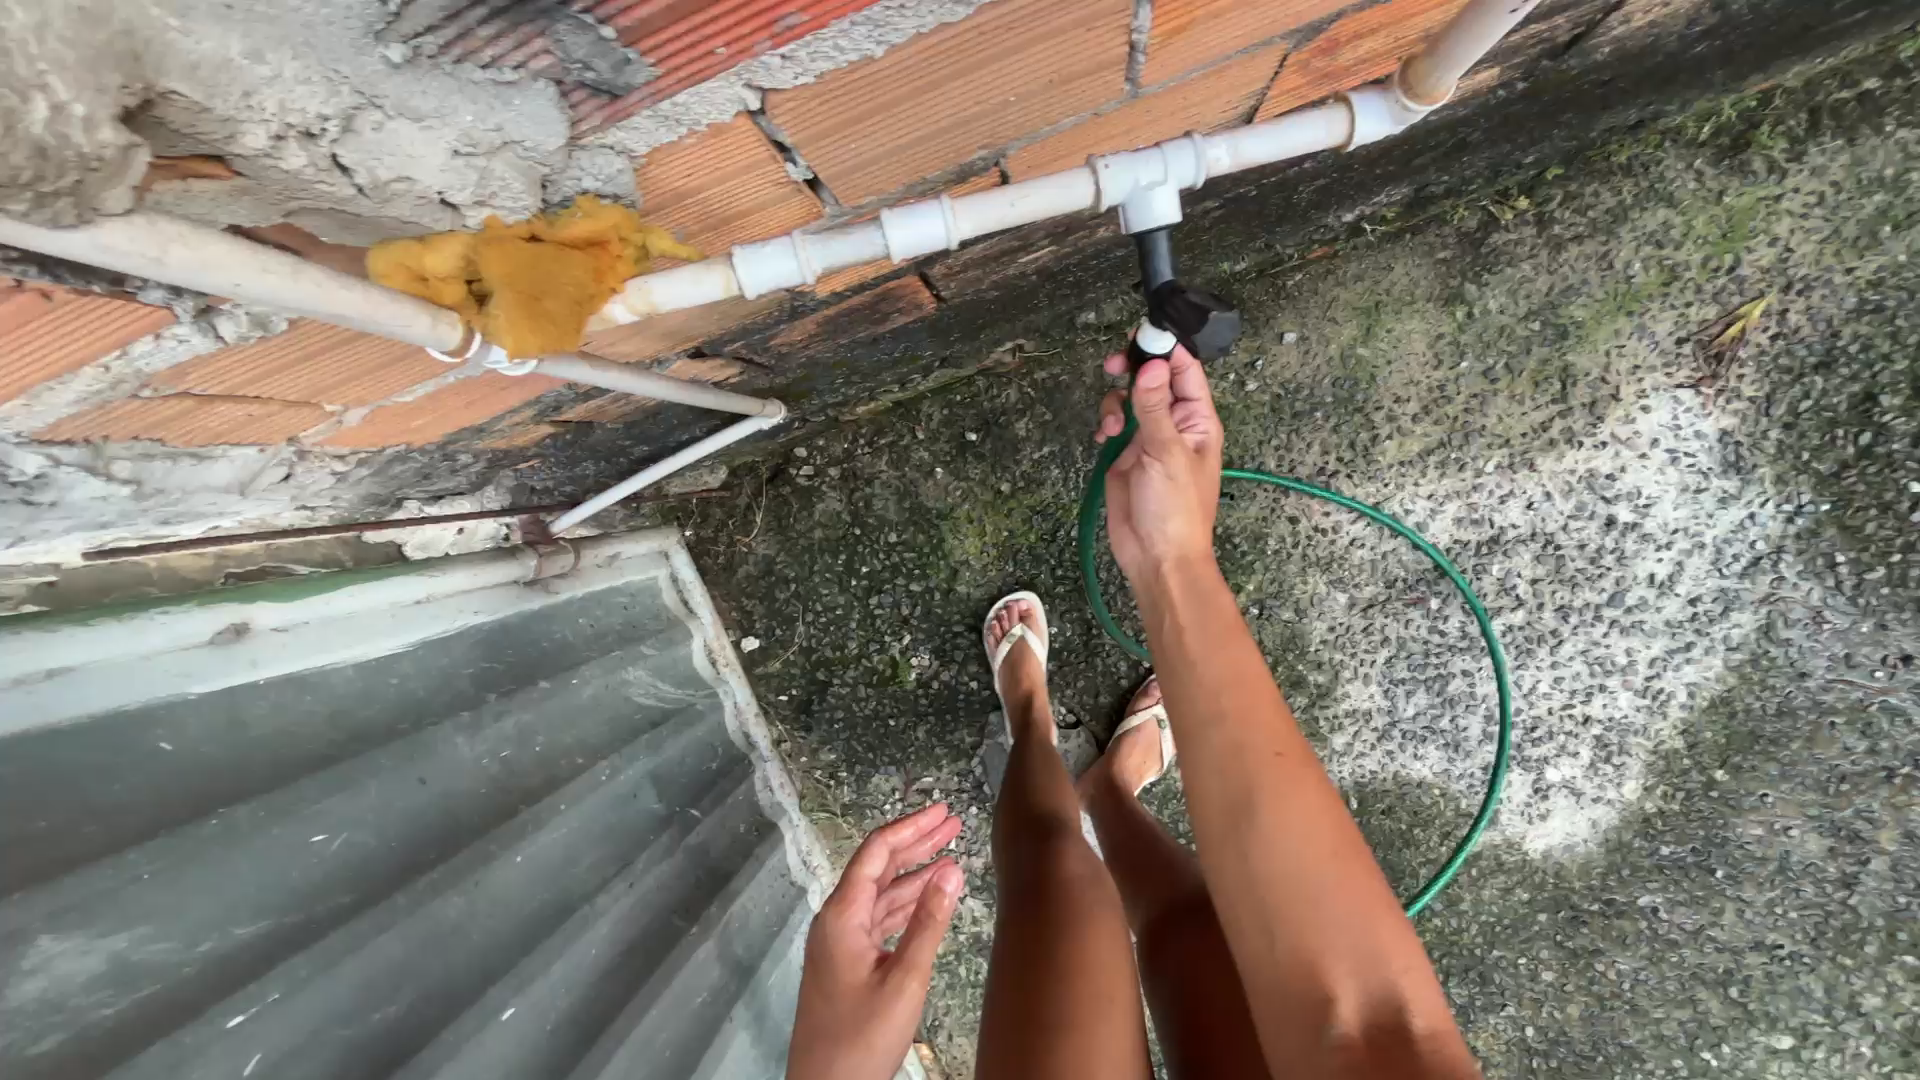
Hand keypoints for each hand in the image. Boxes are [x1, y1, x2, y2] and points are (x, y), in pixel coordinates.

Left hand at [787, 803, 964, 1079]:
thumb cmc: (862, 1037)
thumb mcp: (904, 979)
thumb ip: (929, 921)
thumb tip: (953, 868)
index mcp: (842, 914)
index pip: (877, 852)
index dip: (910, 827)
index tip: (943, 811)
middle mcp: (838, 918)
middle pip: (879, 866)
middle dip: (916, 842)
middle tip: (954, 822)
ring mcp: (842, 940)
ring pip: (881, 892)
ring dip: (915, 872)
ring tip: (951, 852)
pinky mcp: (849, 961)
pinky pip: (880, 918)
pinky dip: (907, 903)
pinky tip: (931, 896)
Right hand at [1095, 343, 1223, 581]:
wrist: (1156, 556)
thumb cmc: (1175, 509)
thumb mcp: (1166, 453)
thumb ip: (1155, 407)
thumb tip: (1152, 364)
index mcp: (1198, 420)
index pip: (1184, 370)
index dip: (1164, 349)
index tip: (1140, 334)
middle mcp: (1174, 424)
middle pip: (1153, 379)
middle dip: (1133, 369)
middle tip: (1114, 364)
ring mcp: (1148, 439)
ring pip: (1129, 399)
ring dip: (1116, 402)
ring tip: (1111, 426)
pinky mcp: (1125, 455)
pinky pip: (1113, 424)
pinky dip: (1105, 423)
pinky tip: (1103, 438)